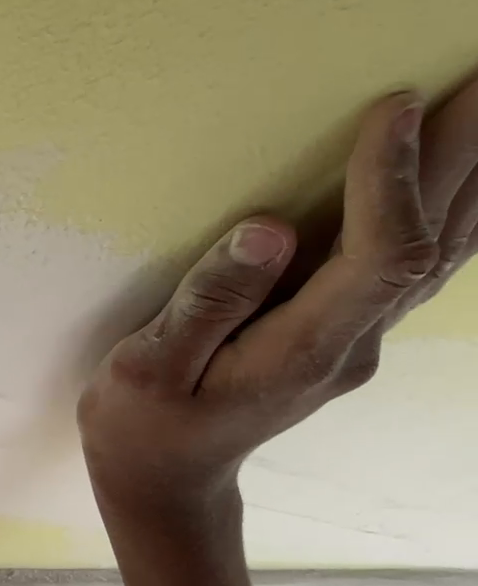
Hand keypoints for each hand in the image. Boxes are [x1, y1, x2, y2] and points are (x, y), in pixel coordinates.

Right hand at [79, 77, 477, 561]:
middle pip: (435, 241)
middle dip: (466, 155)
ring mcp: (355, 343)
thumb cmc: (141, 423)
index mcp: (301, 349)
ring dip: (470, 177)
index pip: (378, 255)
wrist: (165, 477)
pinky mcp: (340, 338)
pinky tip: (452, 182)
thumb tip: (269, 227)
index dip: (392, 180)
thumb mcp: (147, 367)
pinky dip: (444, 212)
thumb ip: (207, 303)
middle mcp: (352, 343)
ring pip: (439, 252)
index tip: (393, 107)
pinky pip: (414, 267)